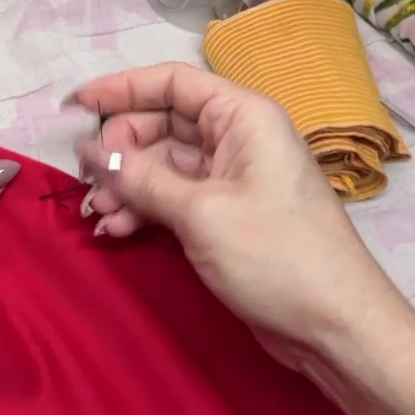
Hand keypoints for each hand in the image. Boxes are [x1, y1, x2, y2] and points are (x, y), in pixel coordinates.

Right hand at [72, 64, 412, 362]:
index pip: (171, 82)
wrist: (339, 333)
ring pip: (160, 163)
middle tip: (87, 180)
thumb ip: (139, 177)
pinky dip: (142, 207)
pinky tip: (118, 229)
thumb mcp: (201, 212)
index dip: (119, 88)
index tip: (76, 106)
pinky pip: (170, 194)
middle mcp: (235, 136)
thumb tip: (87, 152)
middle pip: (159, 124)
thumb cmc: (277, 256)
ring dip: (125, 185)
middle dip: (119, 152)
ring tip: (99, 214)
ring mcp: (228, 176)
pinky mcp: (222, 211)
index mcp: (242, 116)